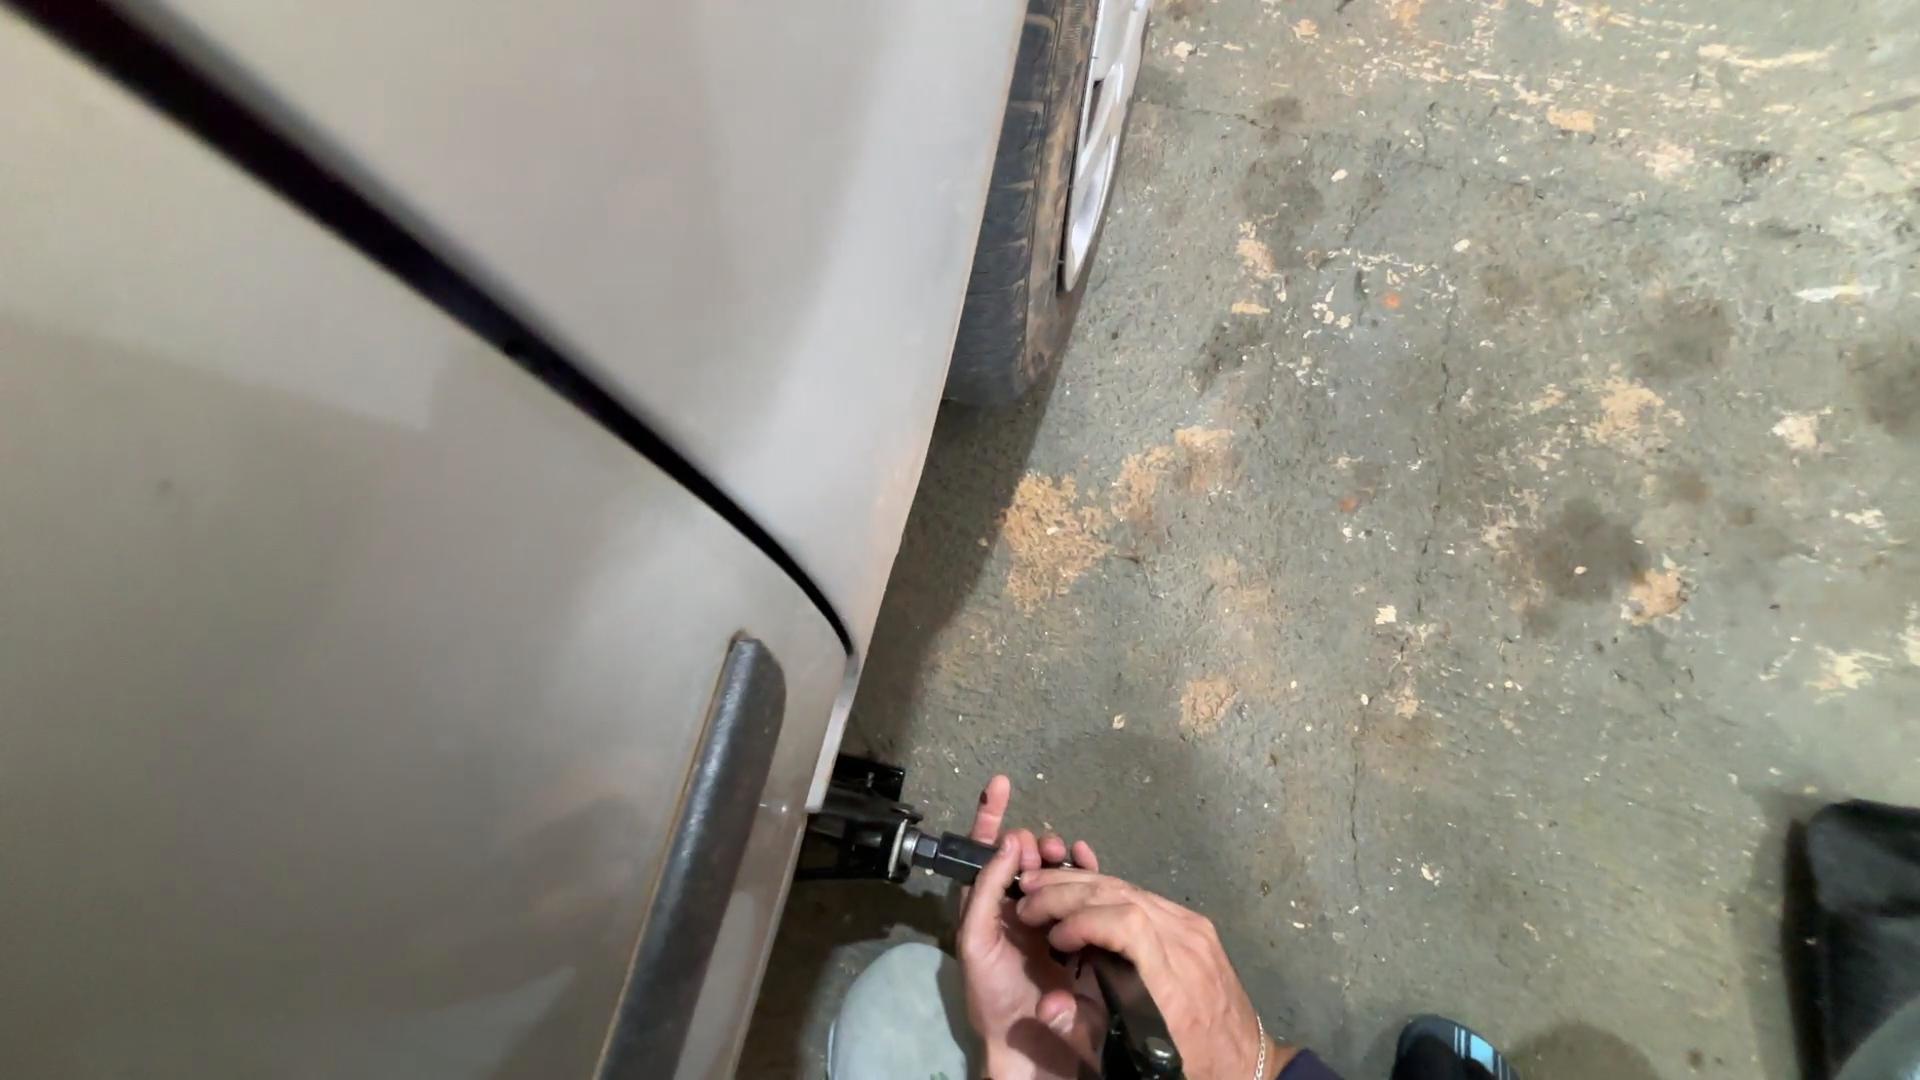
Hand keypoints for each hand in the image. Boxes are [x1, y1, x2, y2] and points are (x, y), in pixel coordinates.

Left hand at [957, 775, 1102, 1079]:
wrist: (1032, 1047)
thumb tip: (1006, 844)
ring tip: (1062, 852)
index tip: (1000, 785)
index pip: (986, 851)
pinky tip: (1086, 858)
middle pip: (1025, 857)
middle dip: (1033, 841)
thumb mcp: (976, 940)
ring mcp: (1048, 915)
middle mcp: (1017, 904)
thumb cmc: (992, 994)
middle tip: (1041, 844)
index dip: (990, 816)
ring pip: (1054, 870)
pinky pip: (1083, 890)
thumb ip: (987, 891)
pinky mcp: (1076, 927)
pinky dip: (1085, 869)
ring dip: (1058, 854)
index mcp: (988, 904)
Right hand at [1014, 868, 1296, 1079]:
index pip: (1127, 921)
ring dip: (1079, 883)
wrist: (1250, 1065)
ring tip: (1040, 886)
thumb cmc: (1190, 1067)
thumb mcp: (1134, 1060)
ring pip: (1128, 886)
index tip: (1054, 936)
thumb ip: (1086, 1031)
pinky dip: (1102, 889)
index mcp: (1174, 982)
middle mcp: (1186, 942)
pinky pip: (1141, 893)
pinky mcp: (1194, 921)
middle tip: (1028, 900)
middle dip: (1068, 892)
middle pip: (1120, 895)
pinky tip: (1075, 890)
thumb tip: (1045, 1002)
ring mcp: (1193, 926)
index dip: (1083, 918)